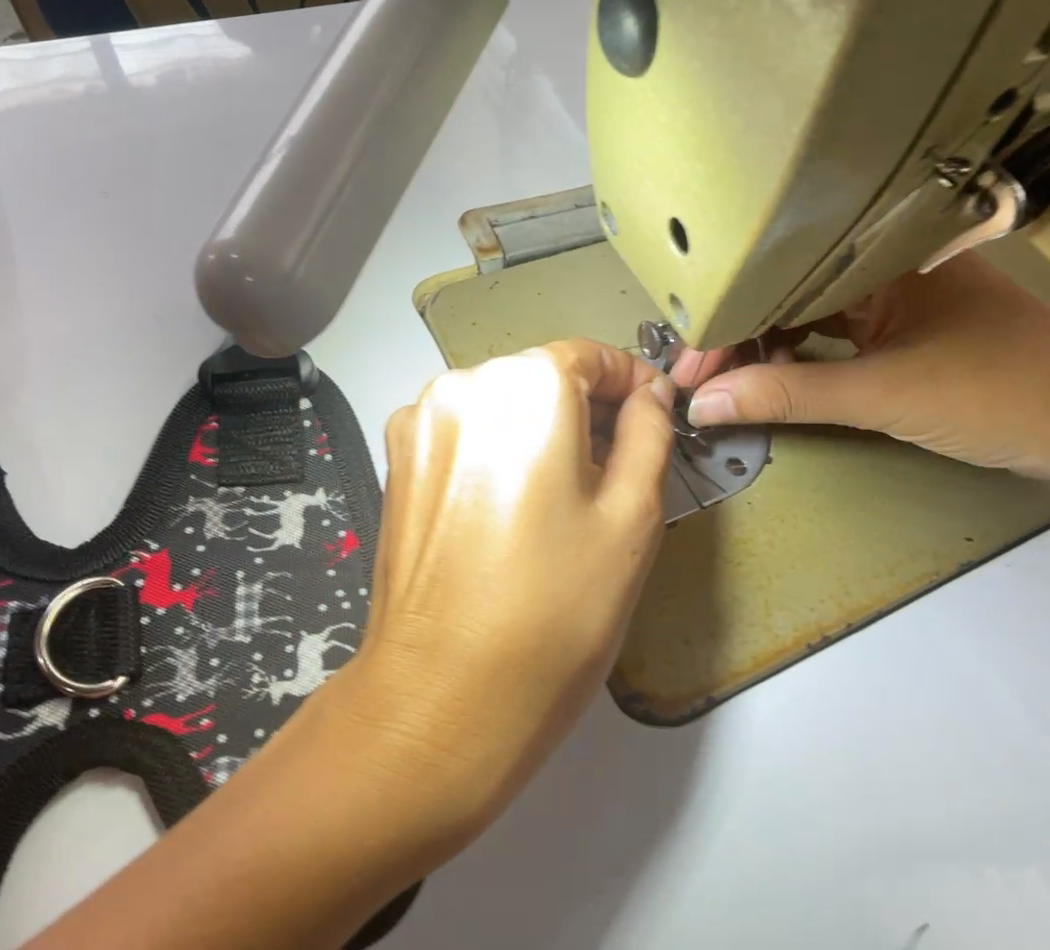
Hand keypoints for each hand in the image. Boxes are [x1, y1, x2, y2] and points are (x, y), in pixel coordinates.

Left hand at [333, 338, 675, 830]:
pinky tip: (514, 512)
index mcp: (523, 385)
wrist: (445, 694)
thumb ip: (649, 434)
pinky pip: (462, 438)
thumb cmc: (556, 608)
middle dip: (585, 410)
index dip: (630, 383)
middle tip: (620, 469)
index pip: (589, 356)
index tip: (653, 419)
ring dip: (539, 433)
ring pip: (499, 407)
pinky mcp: (396, 466)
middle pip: (539, 378)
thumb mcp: (632, 515)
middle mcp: (459, 387)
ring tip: (567, 499)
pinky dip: (496, 454)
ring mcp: (417, 426)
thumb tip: (649, 395)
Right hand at [675, 254, 1049, 492]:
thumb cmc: (1000, 393)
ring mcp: (901, 295)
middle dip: (741, 332)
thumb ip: (790, 396)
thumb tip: (705, 403)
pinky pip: (839, 333)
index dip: (729, 320)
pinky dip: (805, 356)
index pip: (782, 277)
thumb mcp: (885, 394)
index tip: (688, 364)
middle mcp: (888, 261)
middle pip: (792, 289)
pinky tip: (777, 376)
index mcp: (886, 250)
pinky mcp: (910, 328)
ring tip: (725, 377)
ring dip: (770, 345)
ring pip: (813, 311)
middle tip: (696, 375)